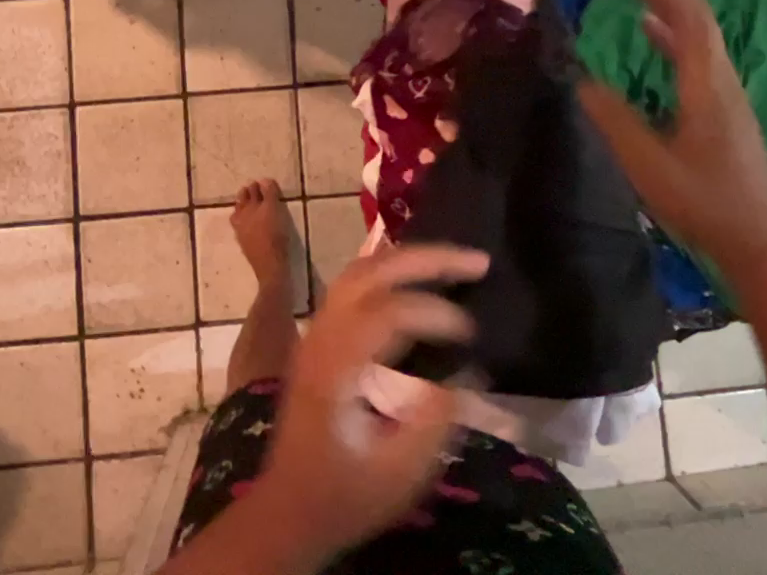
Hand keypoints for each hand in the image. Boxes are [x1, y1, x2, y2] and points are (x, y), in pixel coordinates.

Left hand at [247, 244, 489, 560]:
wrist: (288, 507)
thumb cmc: (345, 493)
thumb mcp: (398, 474)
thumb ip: (435, 420)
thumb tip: (471, 373)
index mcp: (338, 365)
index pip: (390, 312)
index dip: (436, 313)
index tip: (471, 333)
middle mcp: (323, 335)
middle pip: (373, 272)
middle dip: (428, 259)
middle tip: (478, 260)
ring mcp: (316, 332)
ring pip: (359, 270)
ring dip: (407, 259)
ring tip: (452, 260)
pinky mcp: (319, 338)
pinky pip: (352, 283)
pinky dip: (387, 269)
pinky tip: (414, 276)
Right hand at [578, 0, 766, 260]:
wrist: (759, 243)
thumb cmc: (705, 204)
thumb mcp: (649, 165)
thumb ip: (615, 120)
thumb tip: (583, 80)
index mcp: (706, 83)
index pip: (684, 13)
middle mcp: (720, 78)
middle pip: (694, 14)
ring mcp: (724, 94)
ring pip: (696, 32)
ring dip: (666, 2)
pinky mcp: (720, 110)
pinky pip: (694, 55)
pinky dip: (670, 33)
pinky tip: (650, 35)